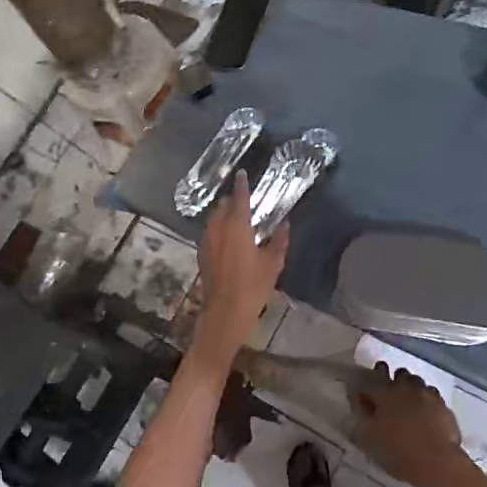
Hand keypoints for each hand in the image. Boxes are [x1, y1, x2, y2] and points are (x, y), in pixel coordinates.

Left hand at [195, 172, 288, 353]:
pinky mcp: (202, 255)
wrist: (225, 312)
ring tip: (235, 217)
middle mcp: (218, 229)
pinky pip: (210, 233)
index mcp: (237, 226)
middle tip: (243, 199)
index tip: (242, 174)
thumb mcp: (273, 264)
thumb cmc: (252, 286)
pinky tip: (227, 239)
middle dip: (232, 201)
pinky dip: (218, 229)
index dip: (241, 185)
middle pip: (222, 207)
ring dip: (223, 215)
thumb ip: (279, 241)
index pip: (239, 198)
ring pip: (214, 220)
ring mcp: (207, 242)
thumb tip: (283, 225)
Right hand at [349, 364, 473, 486]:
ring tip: (408, 402)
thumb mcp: (367, 439)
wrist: (438, 463)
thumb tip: (358, 401)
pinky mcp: (443, 405)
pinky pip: (431, 394)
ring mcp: (427, 394)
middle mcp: (406, 387)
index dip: (368, 382)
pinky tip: (425, 411)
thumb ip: (360, 416)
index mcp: (384, 393)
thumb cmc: (398, 452)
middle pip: (398, 374)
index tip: (366, 392)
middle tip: (389, 396)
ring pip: (416, 381)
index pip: (372, 378)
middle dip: (393, 381)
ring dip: (410, 387)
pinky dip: (426, 399)